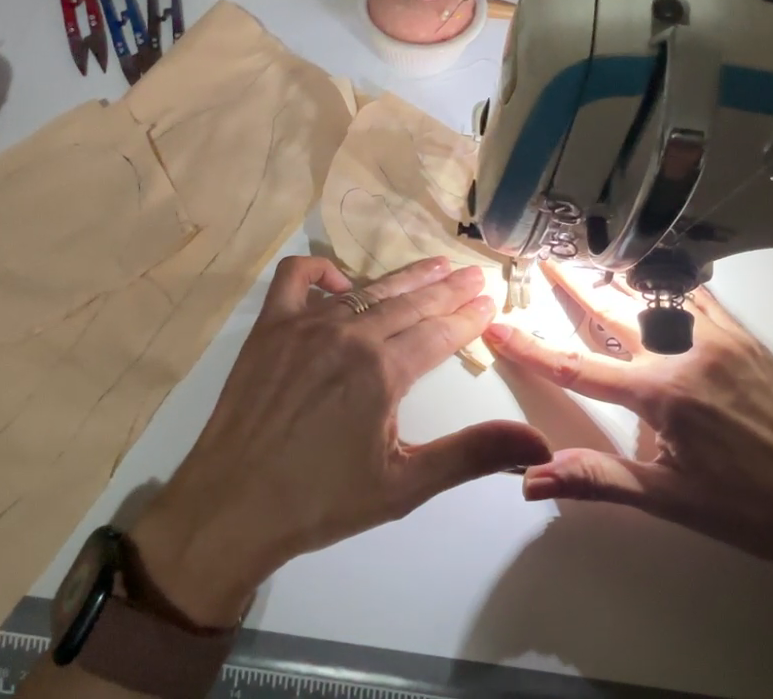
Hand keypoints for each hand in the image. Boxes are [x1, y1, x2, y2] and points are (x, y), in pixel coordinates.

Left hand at [128, 256, 550, 626]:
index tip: (490, 302)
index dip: (469, 317)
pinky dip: (322, 271)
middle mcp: (349, 335)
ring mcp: (304, 325)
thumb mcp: (405, 485)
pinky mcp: (269, 327)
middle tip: (473, 275)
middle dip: (447, 288)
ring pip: (366, 289)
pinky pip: (296, 278)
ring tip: (434, 266)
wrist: (233, 505)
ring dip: (404, 277)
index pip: (441, 331)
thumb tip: (539, 445)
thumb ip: (472, 454)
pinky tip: (342, 284)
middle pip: (411, 301)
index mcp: (384, 371)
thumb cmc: (322, 501)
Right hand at [484, 263, 772, 581]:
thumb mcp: (673, 502)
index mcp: (664, 394)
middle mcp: (688, 352)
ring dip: (618, 276)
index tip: (498, 326)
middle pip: (614, 310)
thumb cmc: (757, 511)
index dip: (530, 347)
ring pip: (656, 294)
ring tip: (590, 255)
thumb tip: (532, 479)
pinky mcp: (748, 339)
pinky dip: (668, 282)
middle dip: (573, 285)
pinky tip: (659, 277)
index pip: (578, 367)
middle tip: (544, 258)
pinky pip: (698, 297)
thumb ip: (599, 481)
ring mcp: (721, 338)